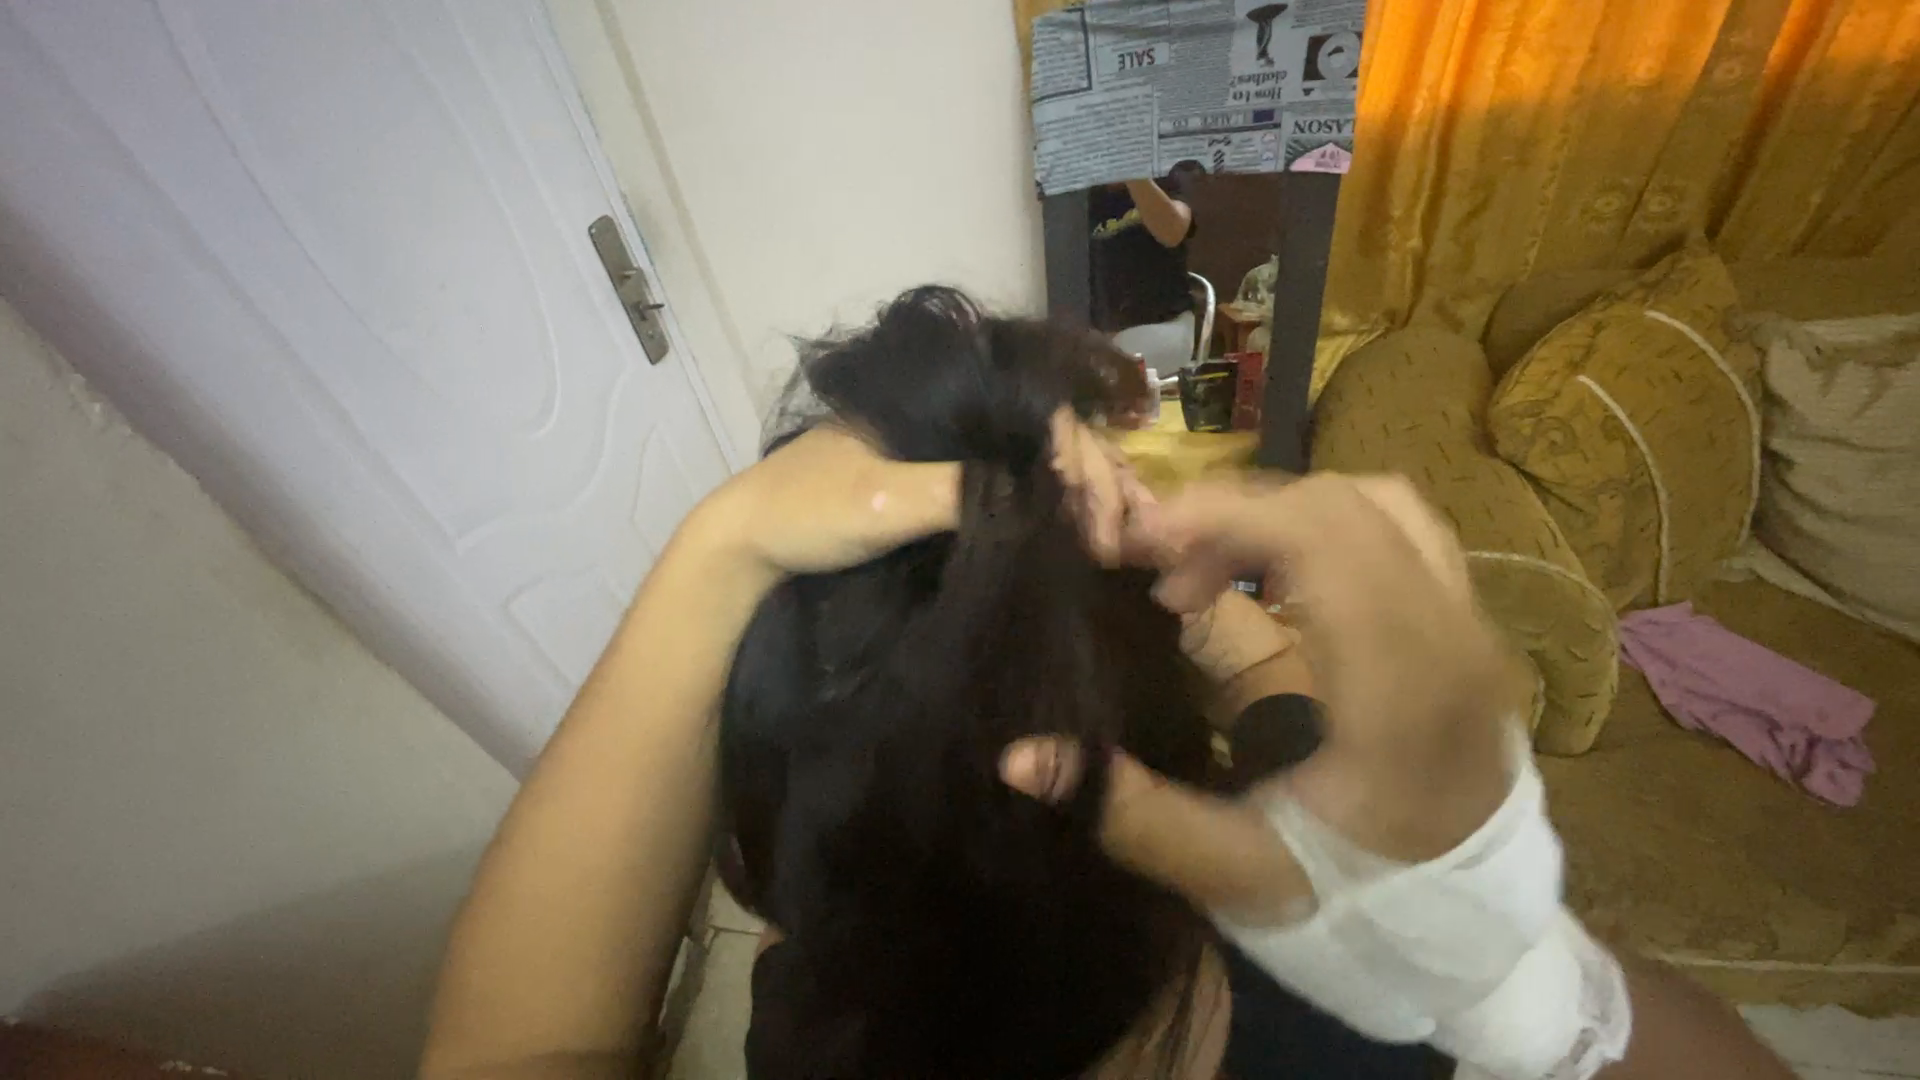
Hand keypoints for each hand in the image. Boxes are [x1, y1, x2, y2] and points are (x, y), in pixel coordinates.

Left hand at [690, 413, 1149, 583]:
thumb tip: (1046, 504)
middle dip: (1094, 480)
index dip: (1080, 466)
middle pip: (1045, 435)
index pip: (1038, 415)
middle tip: (1123, 539)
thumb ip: (960, 494)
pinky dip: (1047, 511)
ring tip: (1115, 541)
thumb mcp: (882, 501)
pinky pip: (1008, 489)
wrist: (749, 543)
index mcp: (942, 395)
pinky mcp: (938, 485)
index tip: (1101, 529)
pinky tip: (1073, 538)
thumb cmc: (805, 510)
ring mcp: (947, 451)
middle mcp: (954, 413)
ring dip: (1078, 496)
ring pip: (1032, 462)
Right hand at [1003, 473, 1518, 922]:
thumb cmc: (1352, 899)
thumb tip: (1018, 759)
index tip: (1135, 544)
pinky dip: (1317, 525)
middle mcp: (1447, 637)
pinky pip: (1395, 527)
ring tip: (1207, 567)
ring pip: (1370, 503)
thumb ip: (1128, 810)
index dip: (1218, 516)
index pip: (1320, 537)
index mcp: (1398, 690)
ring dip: (1271, 515)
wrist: (1470, 928)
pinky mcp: (1461, 623)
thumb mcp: (1230, 869)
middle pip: (1334, 505)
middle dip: (1226, 515)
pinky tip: (1271, 572)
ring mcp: (1467, 623)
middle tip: (1154, 567)